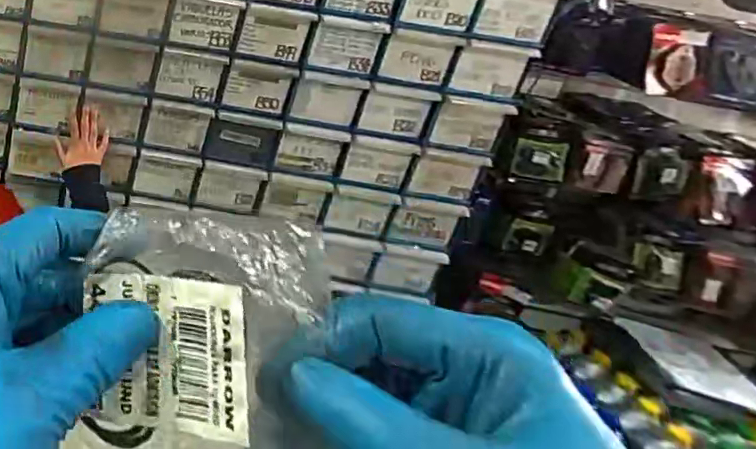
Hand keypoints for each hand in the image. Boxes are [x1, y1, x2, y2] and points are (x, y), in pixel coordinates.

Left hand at [0, 208, 157, 448]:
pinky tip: (99, 378)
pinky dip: (57, 360)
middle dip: (98, 292)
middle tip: (154, 307)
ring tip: (137, 343)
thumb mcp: (36, 398)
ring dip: (83, 330)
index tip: (149, 249)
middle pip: (44, 272)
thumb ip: (99, 349)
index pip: (48, 230)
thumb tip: (149, 316)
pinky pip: (18, 349)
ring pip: (34, 314)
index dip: (100, 234)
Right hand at [54, 103, 109, 169]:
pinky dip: (106, 136)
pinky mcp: (99, 153)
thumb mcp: (62, 160)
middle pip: (85, 127)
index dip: (73, 118)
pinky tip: (107, 129)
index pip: (74, 128)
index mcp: (75, 144)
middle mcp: (85, 143)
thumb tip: (54, 137)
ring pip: (94, 131)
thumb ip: (58, 148)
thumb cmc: (72, 172)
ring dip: (94, 121)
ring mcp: (93, 147)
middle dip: (85, 116)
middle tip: (87, 106)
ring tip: (95, 111)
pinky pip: (104, 144)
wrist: (83, 182)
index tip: (73, 109)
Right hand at [286, 294, 617, 448]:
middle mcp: (475, 373)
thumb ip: (374, 422)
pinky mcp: (463, 448)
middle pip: (378, 360)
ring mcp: (469, 418)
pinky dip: (361, 438)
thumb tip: (292, 373)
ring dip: (335, 417)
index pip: (383, 320)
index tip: (270, 377)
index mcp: (487, 352)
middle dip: (325, 385)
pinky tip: (322, 442)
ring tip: (286, 431)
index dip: (324, 342)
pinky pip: (400, 432)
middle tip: (268, 412)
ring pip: (382, 401)